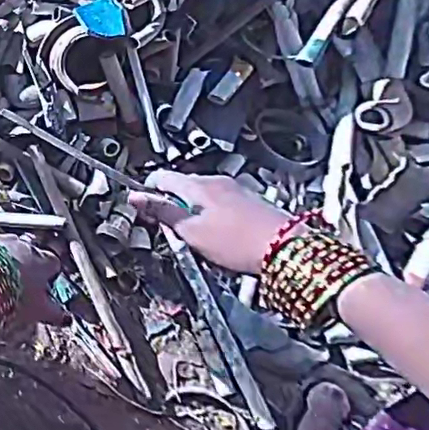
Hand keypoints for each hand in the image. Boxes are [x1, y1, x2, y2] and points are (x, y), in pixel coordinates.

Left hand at [0, 234, 68, 333]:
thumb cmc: (11, 296)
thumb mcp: (39, 311)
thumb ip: (55, 312)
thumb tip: (64, 317)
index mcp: (44, 260)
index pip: (53, 263)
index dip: (49, 276)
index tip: (43, 289)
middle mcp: (24, 244)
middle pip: (30, 252)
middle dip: (27, 265)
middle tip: (20, 285)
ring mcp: (1, 238)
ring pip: (8, 247)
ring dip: (6, 259)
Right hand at [129, 171, 296, 274]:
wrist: (293, 252)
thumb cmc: (242, 242)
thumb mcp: (191, 232)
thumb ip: (161, 212)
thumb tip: (136, 198)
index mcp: (197, 185)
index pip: (159, 177)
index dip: (148, 194)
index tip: (148, 212)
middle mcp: (216, 182)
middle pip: (181, 188)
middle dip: (174, 209)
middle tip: (177, 234)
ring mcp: (236, 191)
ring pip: (202, 199)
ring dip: (195, 216)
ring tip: (202, 242)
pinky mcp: (252, 204)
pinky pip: (221, 207)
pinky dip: (215, 220)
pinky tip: (223, 241)